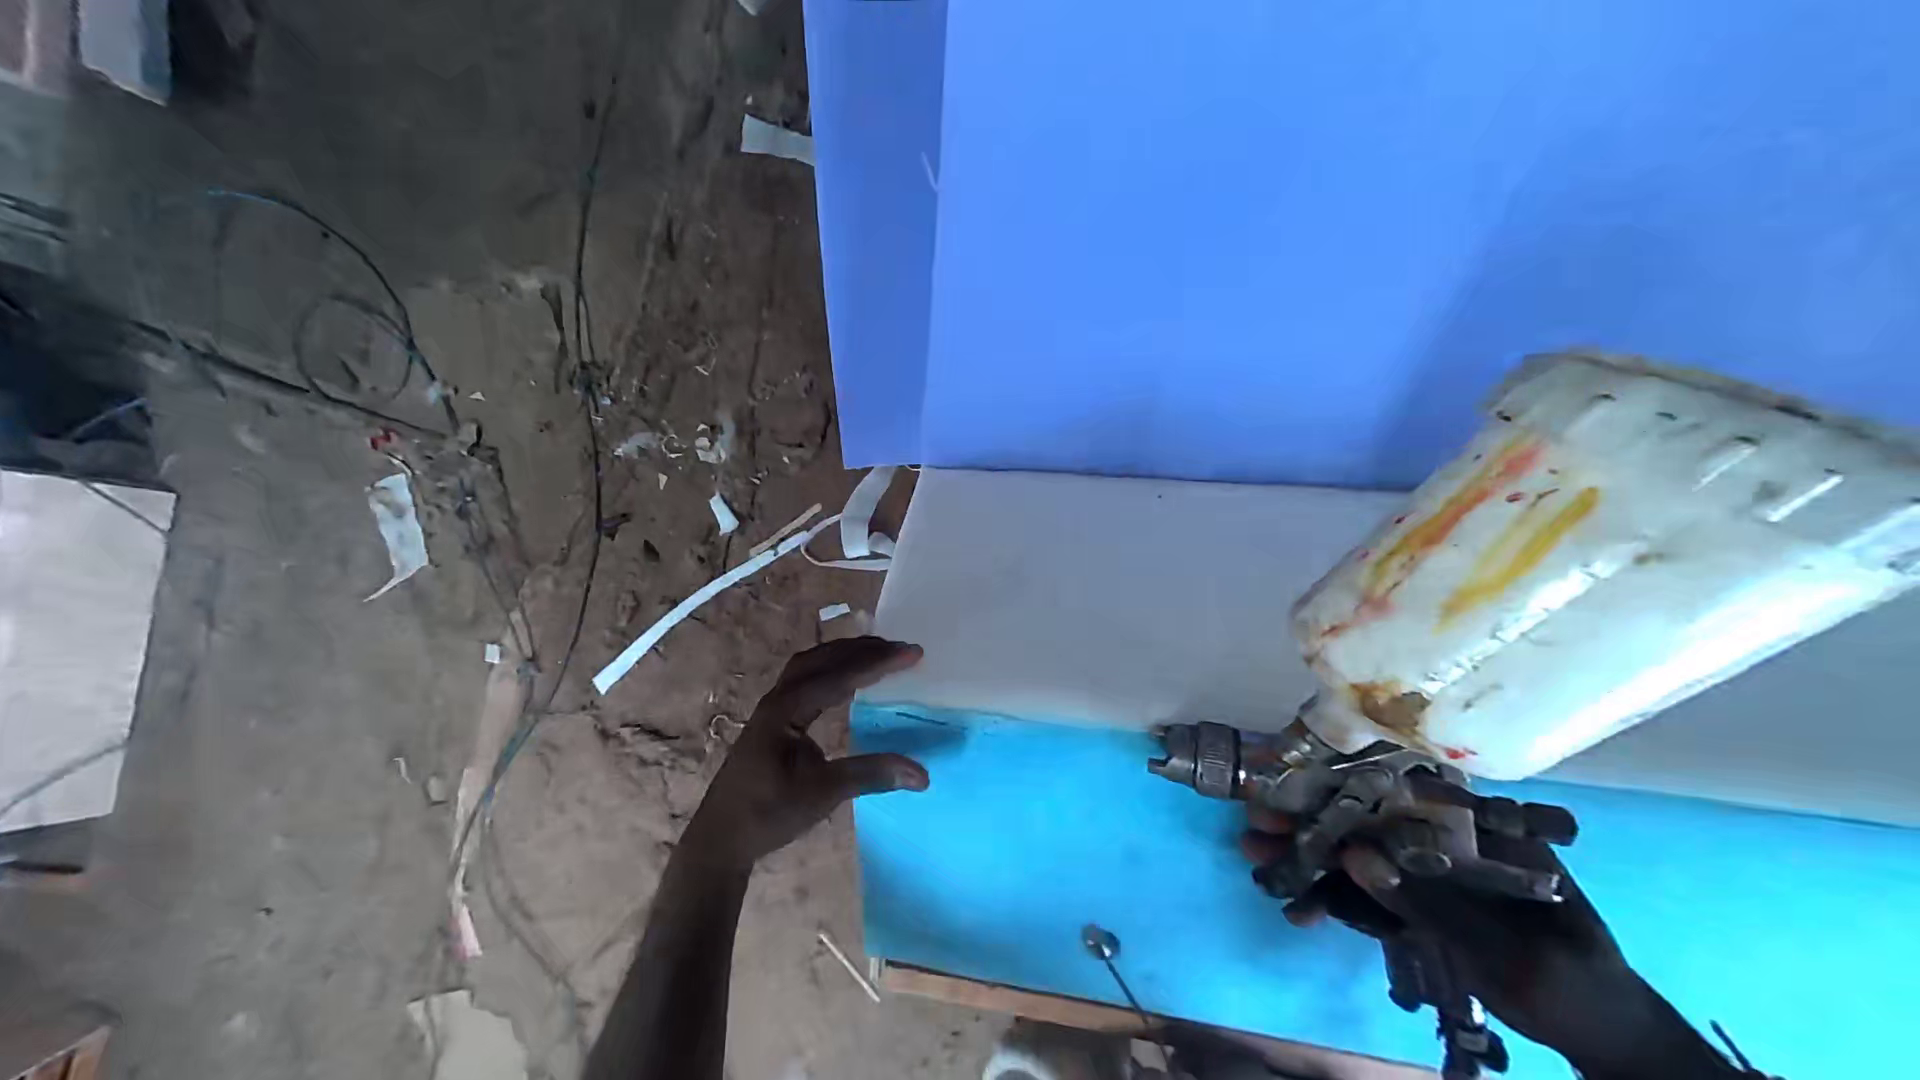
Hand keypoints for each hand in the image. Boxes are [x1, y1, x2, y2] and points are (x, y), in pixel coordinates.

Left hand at [684, 637, 929, 870]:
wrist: (721, 838)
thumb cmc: (768, 814)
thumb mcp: (822, 794)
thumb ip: (870, 776)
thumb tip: (922, 775)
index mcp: (787, 710)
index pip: (839, 675)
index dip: (877, 663)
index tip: (912, 654)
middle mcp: (778, 698)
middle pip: (824, 658)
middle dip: (864, 649)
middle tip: (902, 648)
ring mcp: (773, 706)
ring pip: (812, 663)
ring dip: (846, 654)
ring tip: (880, 653)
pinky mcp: (774, 718)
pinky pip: (806, 677)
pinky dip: (832, 667)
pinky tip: (847, 678)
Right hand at [1240, 809, 1724, 1075]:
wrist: (1599, 1036)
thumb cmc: (1575, 983)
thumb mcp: (1512, 949)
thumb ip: (1433, 903)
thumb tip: (1354, 853)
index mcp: (1481, 827)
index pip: (1404, 789)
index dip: (1343, 782)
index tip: (1292, 784)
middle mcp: (1446, 838)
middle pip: (1366, 819)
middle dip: (1310, 821)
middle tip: (1257, 824)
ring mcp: (1428, 872)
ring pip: (1357, 854)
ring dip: (1308, 858)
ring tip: (1257, 860)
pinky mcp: (1415, 904)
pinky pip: (1364, 896)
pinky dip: (1330, 901)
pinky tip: (1297, 910)